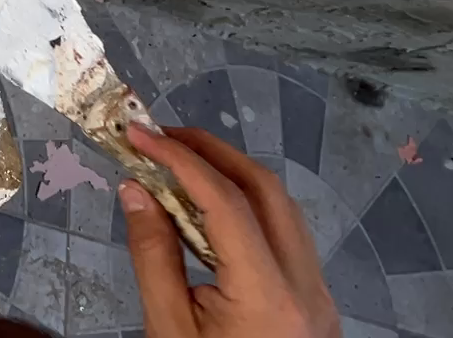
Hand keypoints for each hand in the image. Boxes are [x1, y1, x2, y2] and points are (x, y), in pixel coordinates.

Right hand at [120, 123, 339, 337]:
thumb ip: (152, 253)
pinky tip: (201, 205)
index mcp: (270, 297)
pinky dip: (241, 201)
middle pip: (266, 190)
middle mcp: (307, 287)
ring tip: (175, 161)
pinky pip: (282, 231)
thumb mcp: (168, 326)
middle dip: (209, 150)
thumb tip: (135, 187)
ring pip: (281, 207)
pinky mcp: (312, 300)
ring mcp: (317, 294)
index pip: (225, 201)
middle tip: (158, 135)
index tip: (136, 133)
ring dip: (227, 171)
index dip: (178, 156)